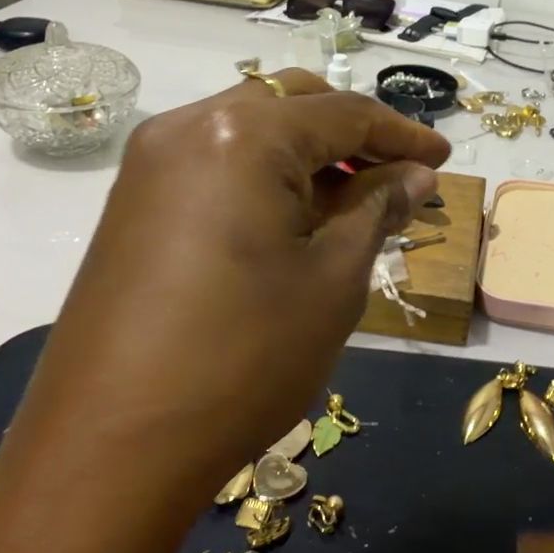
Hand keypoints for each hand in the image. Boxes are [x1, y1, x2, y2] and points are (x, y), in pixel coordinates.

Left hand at [19, 67, 448, 477]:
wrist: (110, 447)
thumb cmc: (243, 356)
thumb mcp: (333, 281)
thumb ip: (377, 210)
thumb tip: (414, 176)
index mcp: (244, 134)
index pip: (344, 113)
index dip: (402, 134)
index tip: (443, 161)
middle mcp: (189, 126)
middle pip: (292, 105)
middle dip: (352, 134)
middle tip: (398, 176)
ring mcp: (150, 163)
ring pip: (250, 129)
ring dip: (307, 153)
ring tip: (352, 202)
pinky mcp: (131, 203)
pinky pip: (214, 162)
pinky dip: (263, 174)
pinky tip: (291, 220)